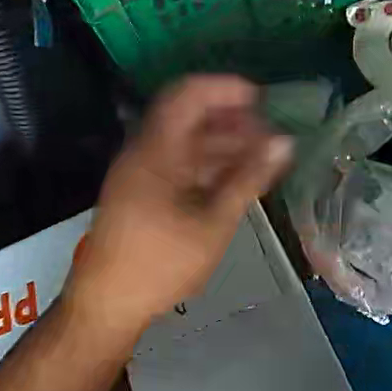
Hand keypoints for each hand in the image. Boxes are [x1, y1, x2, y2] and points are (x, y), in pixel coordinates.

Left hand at [70, 75, 292, 333]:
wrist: (108, 302)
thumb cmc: (161, 263)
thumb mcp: (213, 222)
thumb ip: (248, 178)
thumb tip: (283, 142)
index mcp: (156, 150)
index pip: (188, 94)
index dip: (225, 88)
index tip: (261, 99)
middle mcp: (144, 151)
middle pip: (188, 117)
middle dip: (230, 118)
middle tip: (269, 133)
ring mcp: (140, 172)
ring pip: (184, 142)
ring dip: (221, 143)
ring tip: (261, 155)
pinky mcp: (141, 192)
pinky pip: (176, 163)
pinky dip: (205, 164)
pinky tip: (234, 178)